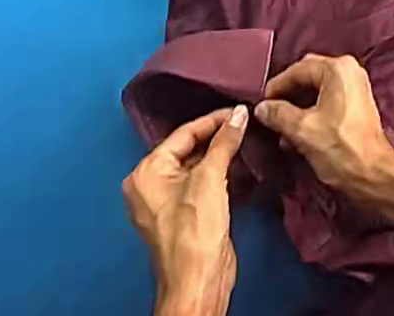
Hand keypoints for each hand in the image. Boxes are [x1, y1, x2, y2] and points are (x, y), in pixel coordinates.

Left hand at [123, 105, 247, 315]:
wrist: (199, 282)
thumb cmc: (195, 228)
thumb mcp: (210, 177)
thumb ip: (225, 141)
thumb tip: (240, 112)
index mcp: (147, 172)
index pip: (184, 133)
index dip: (213, 120)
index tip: (239, 110)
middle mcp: (150, 184)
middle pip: (189, 148)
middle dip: (217, 136)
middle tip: (245, 121)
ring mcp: (166, 201)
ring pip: (196, 164)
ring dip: (220, 153)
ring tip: (246, 137)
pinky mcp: (183, 214)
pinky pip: (200, 181)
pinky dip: (218, 171)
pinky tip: (239, 162)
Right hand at [255, 54, 393, 197]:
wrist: (374, 174)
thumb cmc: (340, 149)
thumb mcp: (303, 130)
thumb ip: (278, 114)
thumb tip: (261, 108)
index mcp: (337, 68)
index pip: (298, 69)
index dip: (276, 86)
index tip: (261, 104)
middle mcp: (348, 69)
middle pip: (308, 75)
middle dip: (287, 94)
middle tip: (268, 112)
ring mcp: (355, 84)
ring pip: (317, 88)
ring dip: (297, 105)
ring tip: (279, 128)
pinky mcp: (357, 101)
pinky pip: (327, 97)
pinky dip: (311, 110)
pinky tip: (296, 132)